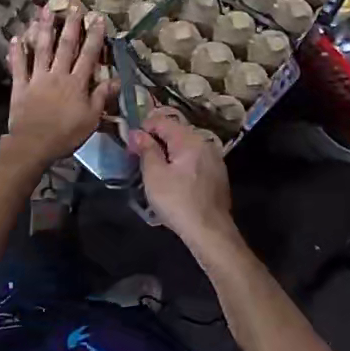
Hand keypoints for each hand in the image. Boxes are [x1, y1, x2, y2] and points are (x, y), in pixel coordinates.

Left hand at [3, 5, 115, 168]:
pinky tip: (16, 37)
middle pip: (65, 46)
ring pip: (41, 49)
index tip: (97, 18)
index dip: (94, 36)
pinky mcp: (20, 86)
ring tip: (45, 10)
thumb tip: (115, 80)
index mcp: (77, 83)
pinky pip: (19, 66)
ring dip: (44, 29)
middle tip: (73, 5)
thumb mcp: (91, 119)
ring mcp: (37, 78)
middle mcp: (57, 74)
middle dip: (71, 25)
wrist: (34, 144)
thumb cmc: (66, 134)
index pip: (88, 55)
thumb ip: (101, 97)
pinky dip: (17, 52)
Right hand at [129, 107, 234, 243]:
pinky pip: (194, 160)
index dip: (144, 127)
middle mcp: (205, 143)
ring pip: (185, 147)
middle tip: (139, 157)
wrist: (209, 230)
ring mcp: (214, 159)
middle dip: (156, 140)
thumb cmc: (177, 201)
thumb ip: (146, 149)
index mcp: (189, 139)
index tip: (131, 143)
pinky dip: (181, 163)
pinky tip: (173, 179)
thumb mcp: (154, 175)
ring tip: (154, 169)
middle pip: (176, 132)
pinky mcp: (217, 174)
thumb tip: (138, 133)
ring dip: (168, 152)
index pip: (163, 120)